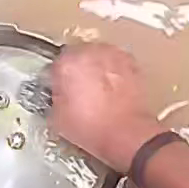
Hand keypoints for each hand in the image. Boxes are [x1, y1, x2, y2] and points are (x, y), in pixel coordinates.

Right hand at [49, 43, 163, 168]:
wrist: (126, 134)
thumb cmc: (93, 127)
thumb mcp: (58, 118)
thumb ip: (55, 97)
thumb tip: (59, 94)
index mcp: (67, 63)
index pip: (55, 65)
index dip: (57, 80)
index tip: (60, 91)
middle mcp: (90, 53)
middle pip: (78, 56)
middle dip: (78, 71)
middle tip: (80, 92)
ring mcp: (113, 56)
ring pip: (99, 58)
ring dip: (98, 70)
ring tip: (99, 92)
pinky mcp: (132, 64)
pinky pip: (117, 65)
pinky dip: (115, 74)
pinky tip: (114, 91)